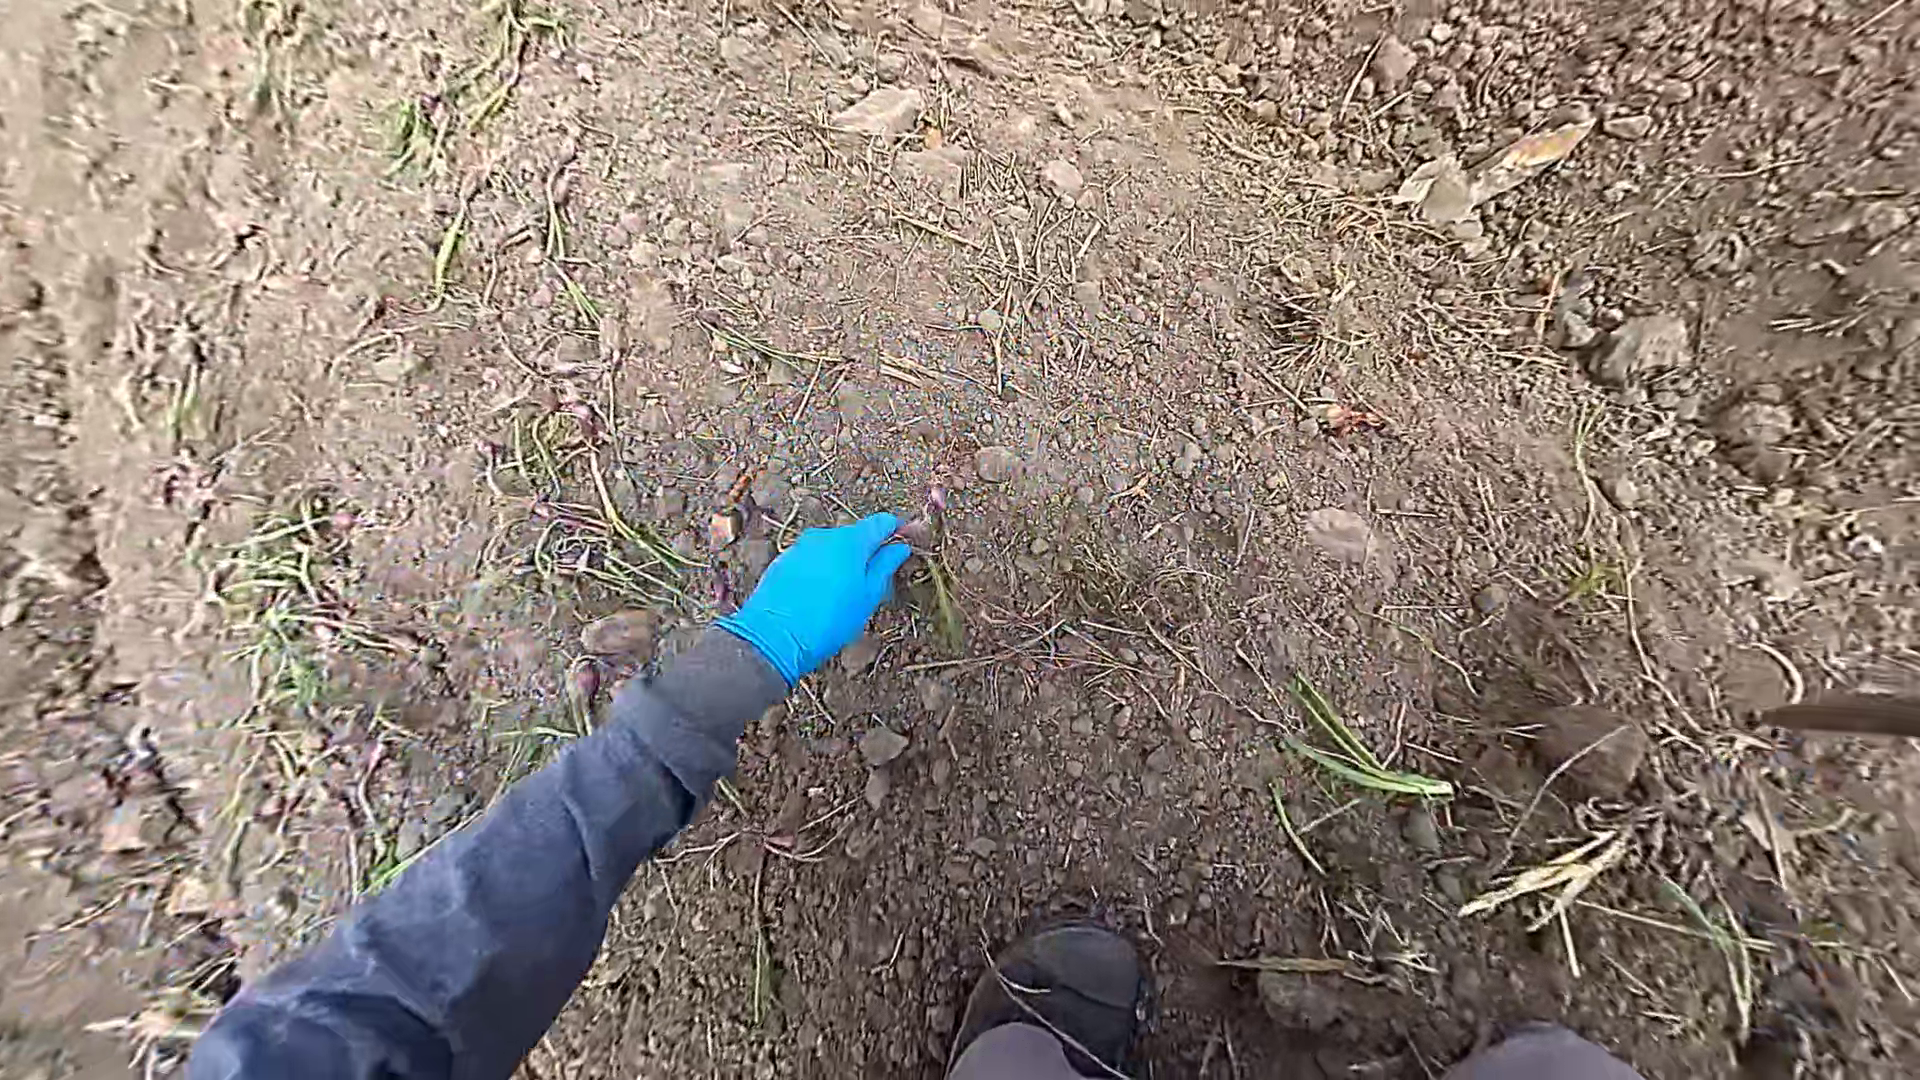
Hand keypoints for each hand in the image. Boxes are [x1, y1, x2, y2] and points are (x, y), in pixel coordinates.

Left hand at [716, 513, 911, 684]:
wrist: (774, 636)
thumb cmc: (830, 619)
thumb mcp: (868, 595)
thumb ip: (885, 566)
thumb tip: (900, 547)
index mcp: (851, 540)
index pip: (881, 523)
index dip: (896, 530)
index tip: (906, 541)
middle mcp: (825, 535)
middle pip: (855, 535)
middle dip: (868, 551)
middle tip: (876, 579)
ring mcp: (801, 546)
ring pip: (833, 547)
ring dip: (844, 562)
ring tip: (846, 593)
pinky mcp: (784, 560)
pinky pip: (813, 558)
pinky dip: (823, 569)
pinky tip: (822, 595)